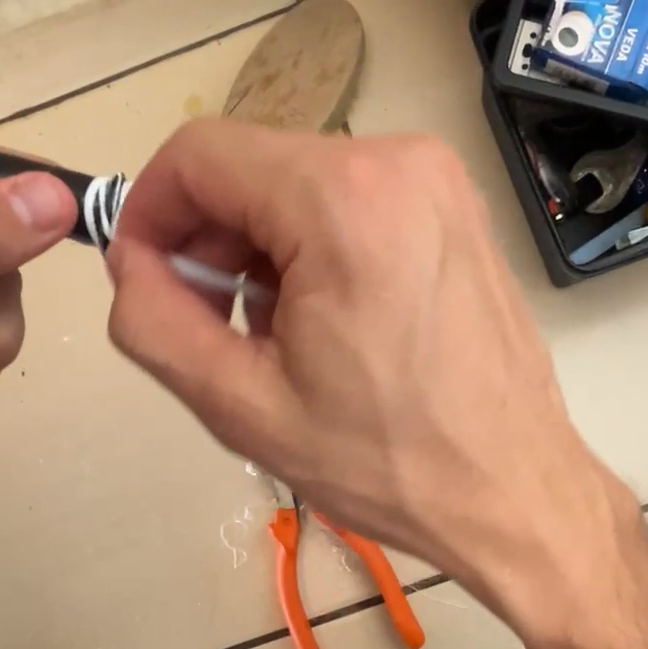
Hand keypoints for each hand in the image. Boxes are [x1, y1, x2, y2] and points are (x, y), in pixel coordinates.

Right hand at [106, 120, 638, 640]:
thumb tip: (132, 265)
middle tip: (219, 332)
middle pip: (255, 170)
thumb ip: (156, 323)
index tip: (148, 280)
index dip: (151, 212)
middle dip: (214, 245)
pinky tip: (337, 328)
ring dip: (268, 256)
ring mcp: (443, 184)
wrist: (515, 493)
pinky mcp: (461, 214)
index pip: (200, 155)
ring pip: (304, 189)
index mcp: (345, 200)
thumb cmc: (389, 463)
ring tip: (287, 344)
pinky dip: (321, 253)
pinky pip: (358, 206)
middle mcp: (401, 163)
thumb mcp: (244, 407)